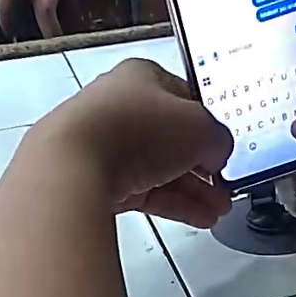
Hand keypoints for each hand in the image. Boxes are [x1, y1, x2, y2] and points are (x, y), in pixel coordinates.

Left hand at [24, 58, 233, 228]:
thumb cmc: (135, 130)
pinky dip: (168, 203)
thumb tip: (217, 155)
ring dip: (191, 191)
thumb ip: (218, 140)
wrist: (70, 167)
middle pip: (170, 140)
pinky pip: (140, 192)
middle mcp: (118, 108)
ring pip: (156, 169)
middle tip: (224, 191)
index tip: (225, 153)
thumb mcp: (199, 128)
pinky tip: (194, 218)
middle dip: (203, 169)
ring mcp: (102, 146)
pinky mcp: (92, 181)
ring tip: (215, 213)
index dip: (209, 128)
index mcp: (141, 78)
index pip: (185, 101)